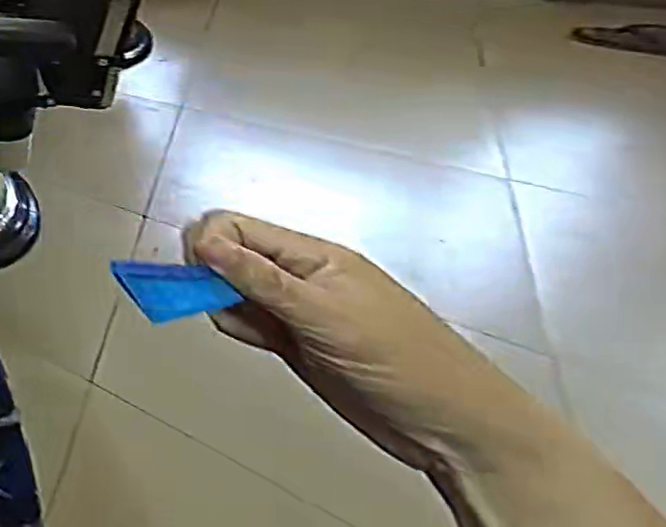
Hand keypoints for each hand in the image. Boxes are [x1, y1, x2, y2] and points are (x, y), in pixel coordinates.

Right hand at [185, 212, 548, 476]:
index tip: (201, 276)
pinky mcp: (289, 335)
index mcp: (310, 254)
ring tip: (255, 331)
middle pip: (224, 253)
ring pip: (227, 287)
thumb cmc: (413, 367)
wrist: (464, 437)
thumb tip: (204, 241)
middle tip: (221, 304)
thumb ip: (259, 279)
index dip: (208, 244)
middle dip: (210, 275)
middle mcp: (295, 273)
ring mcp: (292, 305)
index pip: (232, 226)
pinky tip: (261, 341)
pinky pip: (241, 316)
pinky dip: (236, 324)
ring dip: (223, 304)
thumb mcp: (327, 316)